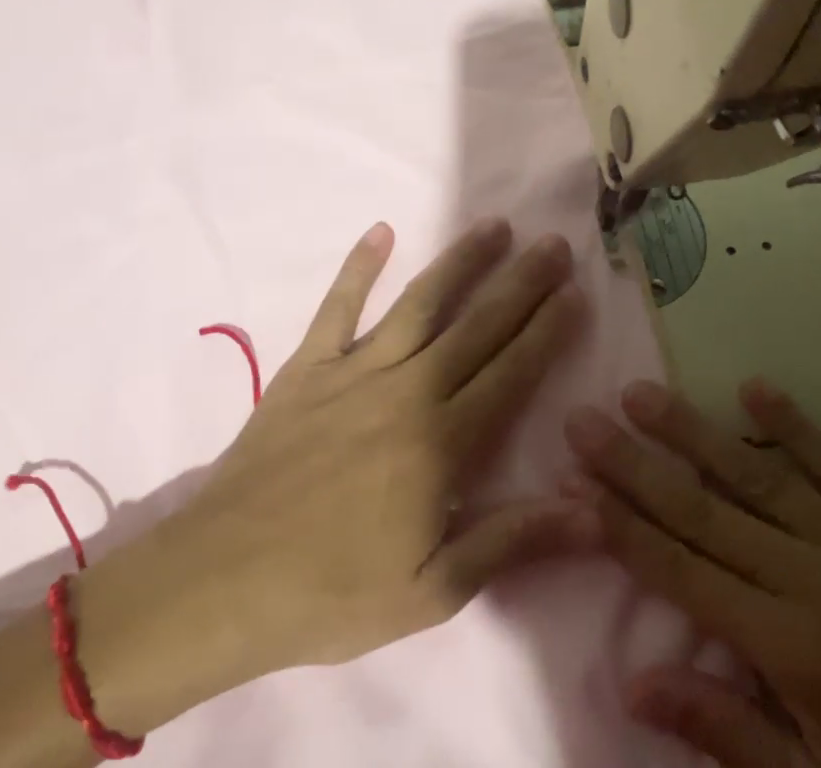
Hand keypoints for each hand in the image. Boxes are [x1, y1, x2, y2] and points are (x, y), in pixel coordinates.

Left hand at [152, 218, 596, 678]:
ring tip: (493, 227)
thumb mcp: (434, 590)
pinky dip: (358, 268)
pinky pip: (336, 308)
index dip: (548, 332)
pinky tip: (380, 231)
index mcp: (443, 445)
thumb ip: (512, 541)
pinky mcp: (303, 370)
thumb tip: (595, 513)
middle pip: (476, 329)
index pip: (511, 375)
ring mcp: (351, 374)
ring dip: (459, 263)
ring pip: (419, 305)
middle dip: (520, 285)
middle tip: (554, 246)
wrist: (225, 579)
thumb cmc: (334, 594)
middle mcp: (405, 393)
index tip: (576, 294)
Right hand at [564, 381, 820, 767]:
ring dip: (696, 432)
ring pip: (764, 477)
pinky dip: (798, 429)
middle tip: (585, 418)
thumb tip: (635, 683)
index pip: (683, 573)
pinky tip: (755, 389)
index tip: (573, 480)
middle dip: (637, 465)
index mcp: (796, 649)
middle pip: (708, 512)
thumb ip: (727, 729)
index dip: (623, 526)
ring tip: (644, 393)